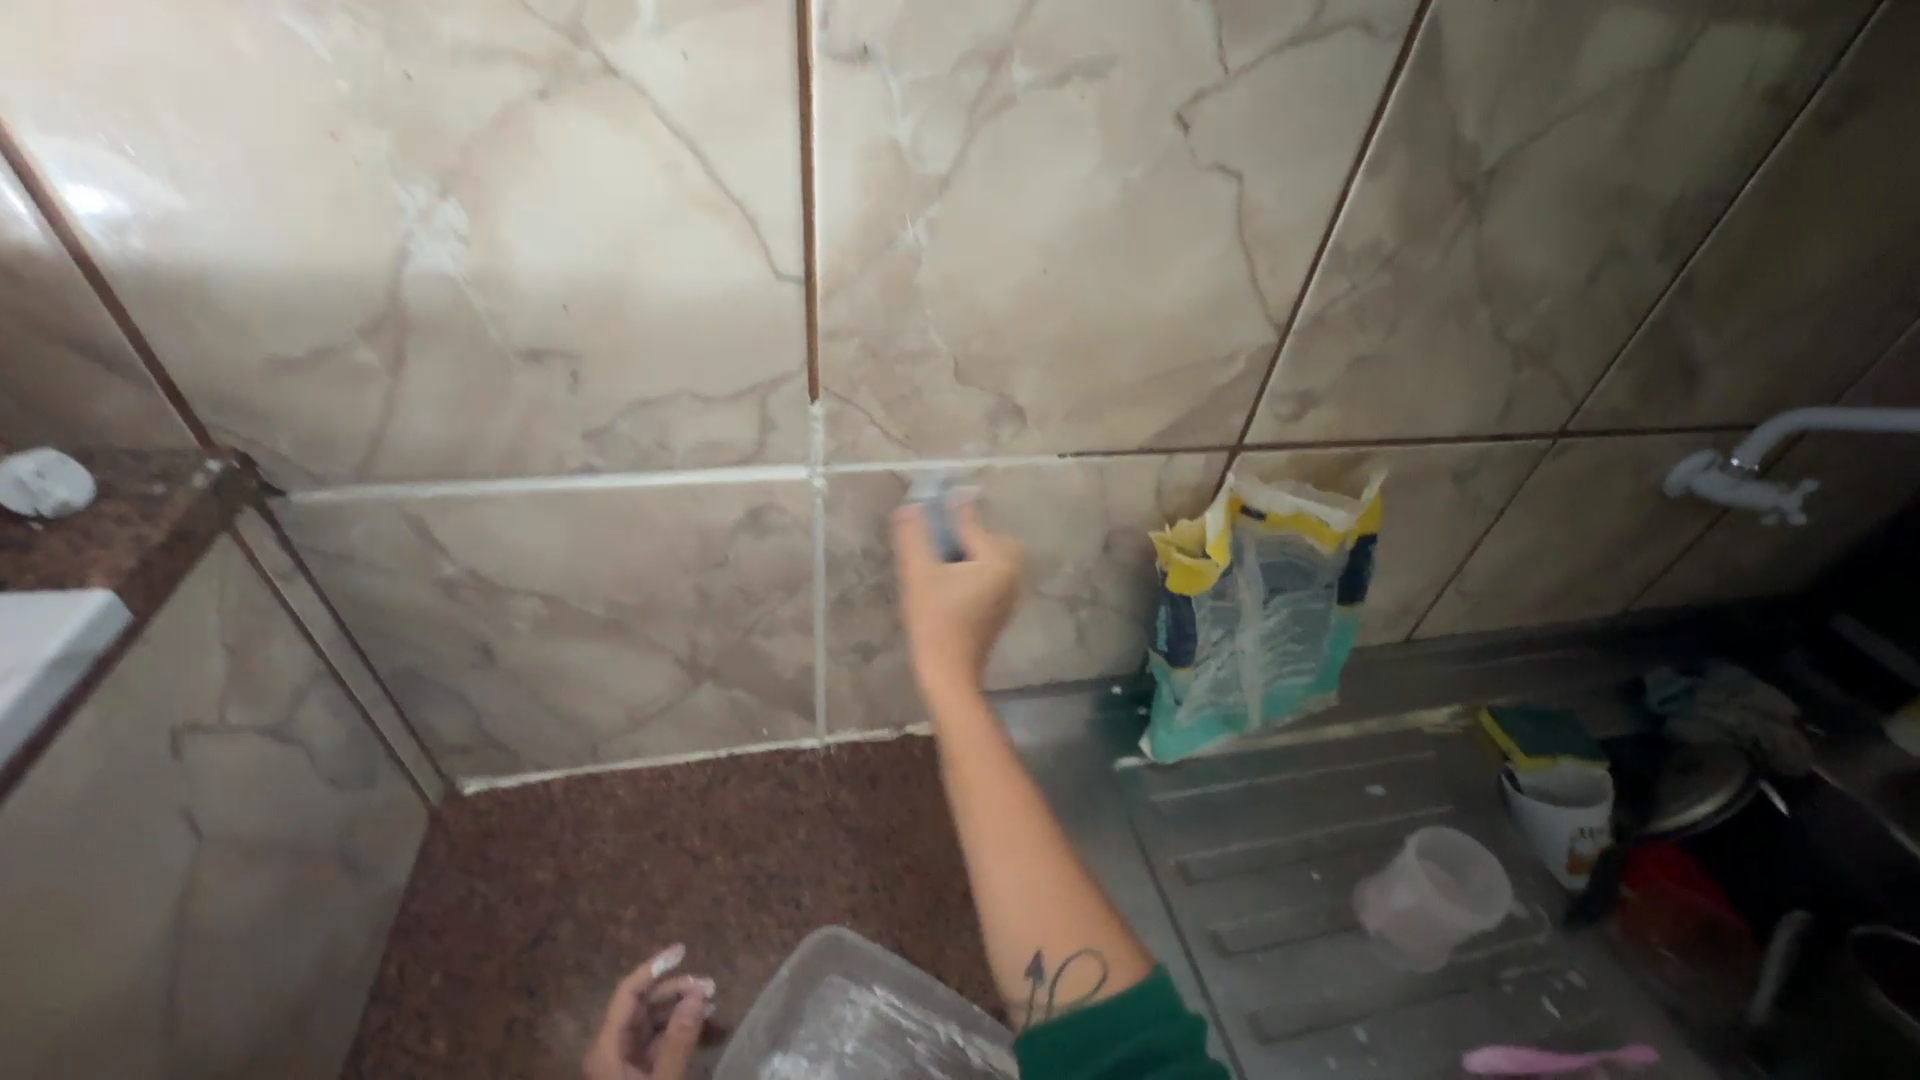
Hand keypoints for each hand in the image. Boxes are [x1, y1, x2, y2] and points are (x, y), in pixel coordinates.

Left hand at [583, 944, 714, 1079]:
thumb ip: (679, 1042)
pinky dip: (682, 1028)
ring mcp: (626, 1064)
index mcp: (607, 1050)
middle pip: (642, 1004)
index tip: (683, 950)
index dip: (653, 968)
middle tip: (711, 986)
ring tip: (712, 1002)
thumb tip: (696, 994)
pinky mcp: (640, 1075)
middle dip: (676, 989)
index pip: (627, 994)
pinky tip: (705, 1025)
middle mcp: (613, 1050)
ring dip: (682, 1006)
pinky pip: (660, 1040)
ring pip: (654, 1021)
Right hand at [892, 497, 1022, 697]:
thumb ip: (914, 536)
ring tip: (940, 557)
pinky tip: (948, 581)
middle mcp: (1012, 574)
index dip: (951, 510)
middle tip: (940, 534)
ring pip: (990, 560)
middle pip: (991, 540)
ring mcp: (1009, 595)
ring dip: (969, 553)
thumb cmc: (935, 621)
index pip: (972, 524)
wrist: (948, 673)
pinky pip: (989, 578)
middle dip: (968, 533)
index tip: (939, 496)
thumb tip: (911, 507)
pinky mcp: (999, 612)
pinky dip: (972, 571)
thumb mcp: (919, 573)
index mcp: (998, 560)